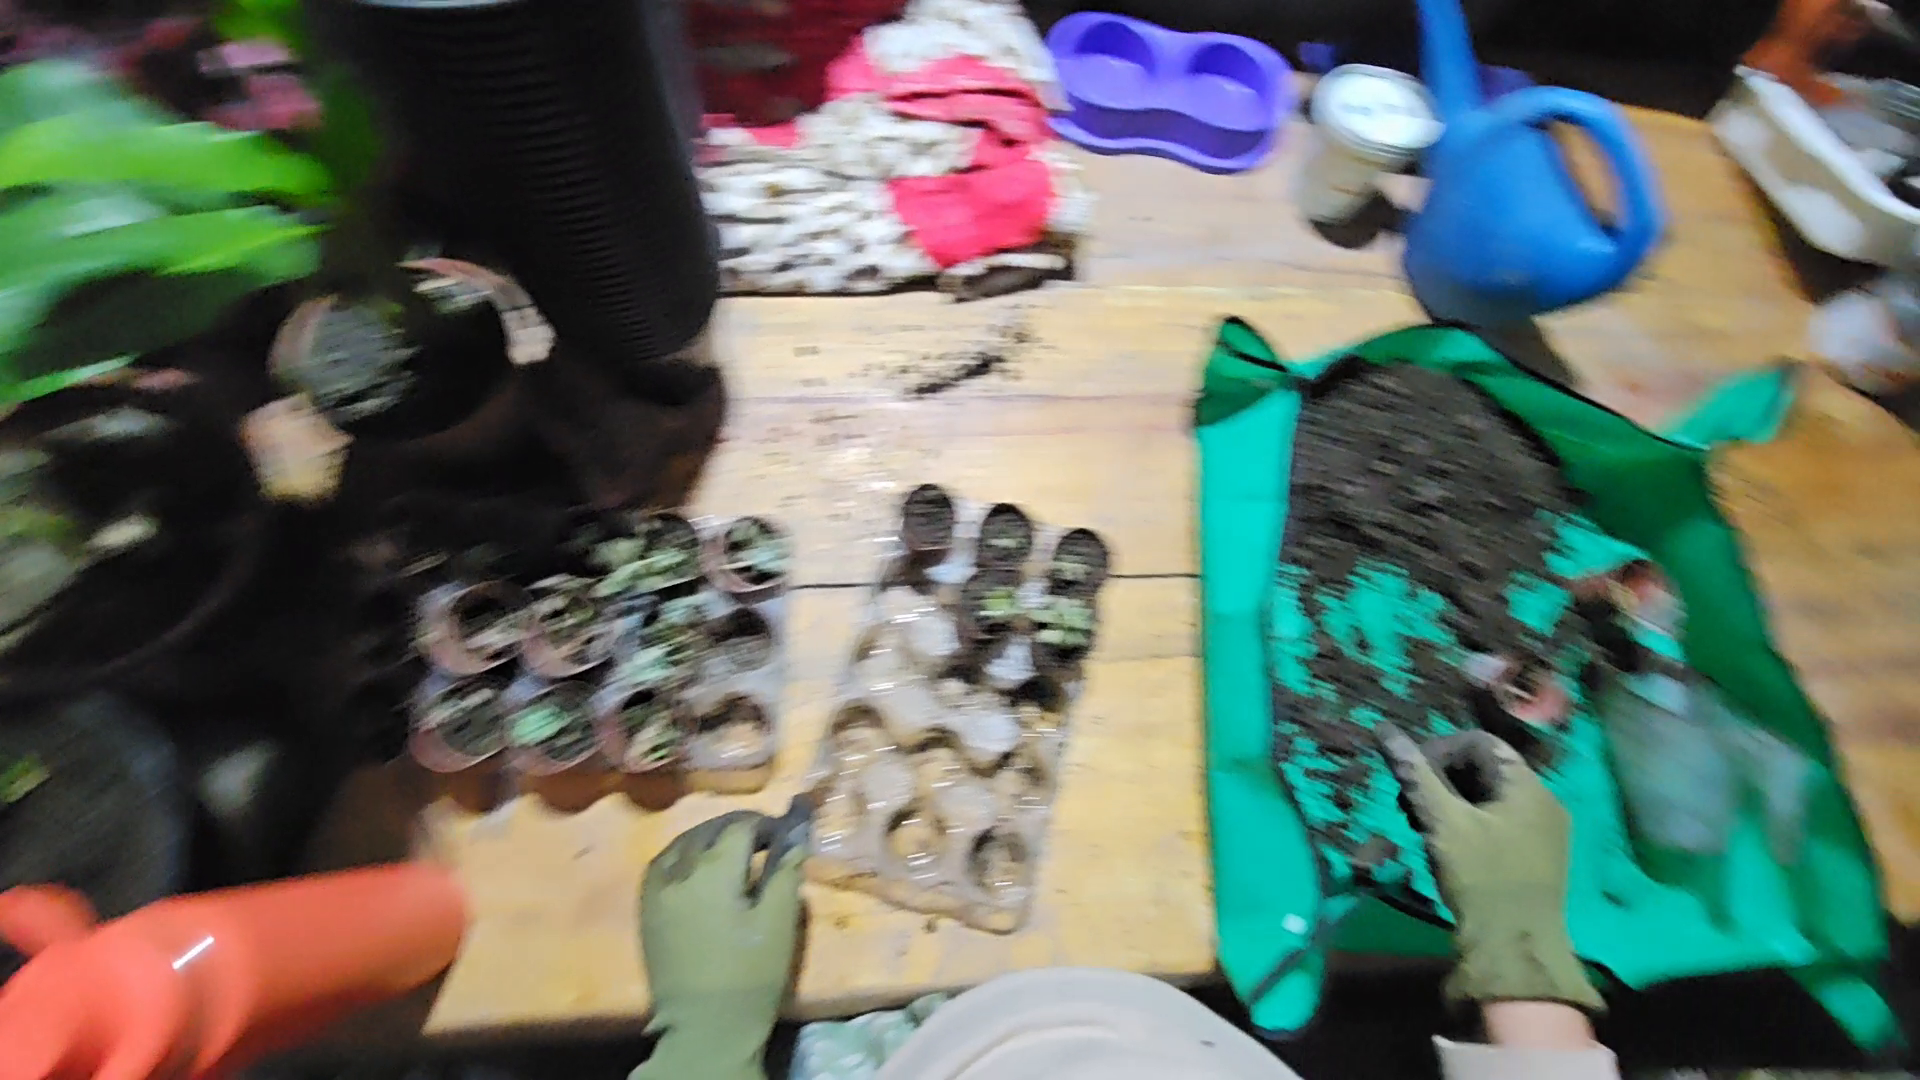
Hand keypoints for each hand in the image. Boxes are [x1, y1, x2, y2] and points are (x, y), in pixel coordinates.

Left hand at [632, 802, 809, 1079]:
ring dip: (710, 836)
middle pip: (711, 828)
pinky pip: (661, 863)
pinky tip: (698, 862)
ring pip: (684, 841)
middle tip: (764, 841)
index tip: (783, 838)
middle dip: (740, 826)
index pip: (742, 824)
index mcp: (714, 872)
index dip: (767, 824)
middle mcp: (680, 871)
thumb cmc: (752, 974)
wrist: (705, 1029)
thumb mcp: (780, 919)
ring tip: (732, 848)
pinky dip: (683, 853)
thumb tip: (796, 828)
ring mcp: (657, 890)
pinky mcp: (646, 908)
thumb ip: (786, 867)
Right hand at [1376, 725, 1602, 1011]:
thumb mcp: (1441, 819)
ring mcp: (1540, 830)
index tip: (1412, 777)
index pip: (1479, 743)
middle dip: (1437, 777)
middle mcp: (1541, 802)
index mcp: (1528, 788)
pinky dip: (1463, 820)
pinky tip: (1442, 842)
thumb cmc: (1480, 876)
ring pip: (1483, 794)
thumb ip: (1413, 772)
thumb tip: (1383, 728)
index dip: (1439, 750)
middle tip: (1409, 803)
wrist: (1515, 949)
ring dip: (1445, 800)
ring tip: (1421, 824)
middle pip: (1481, 767)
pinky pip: (1493, 818)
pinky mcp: (1532, 853)